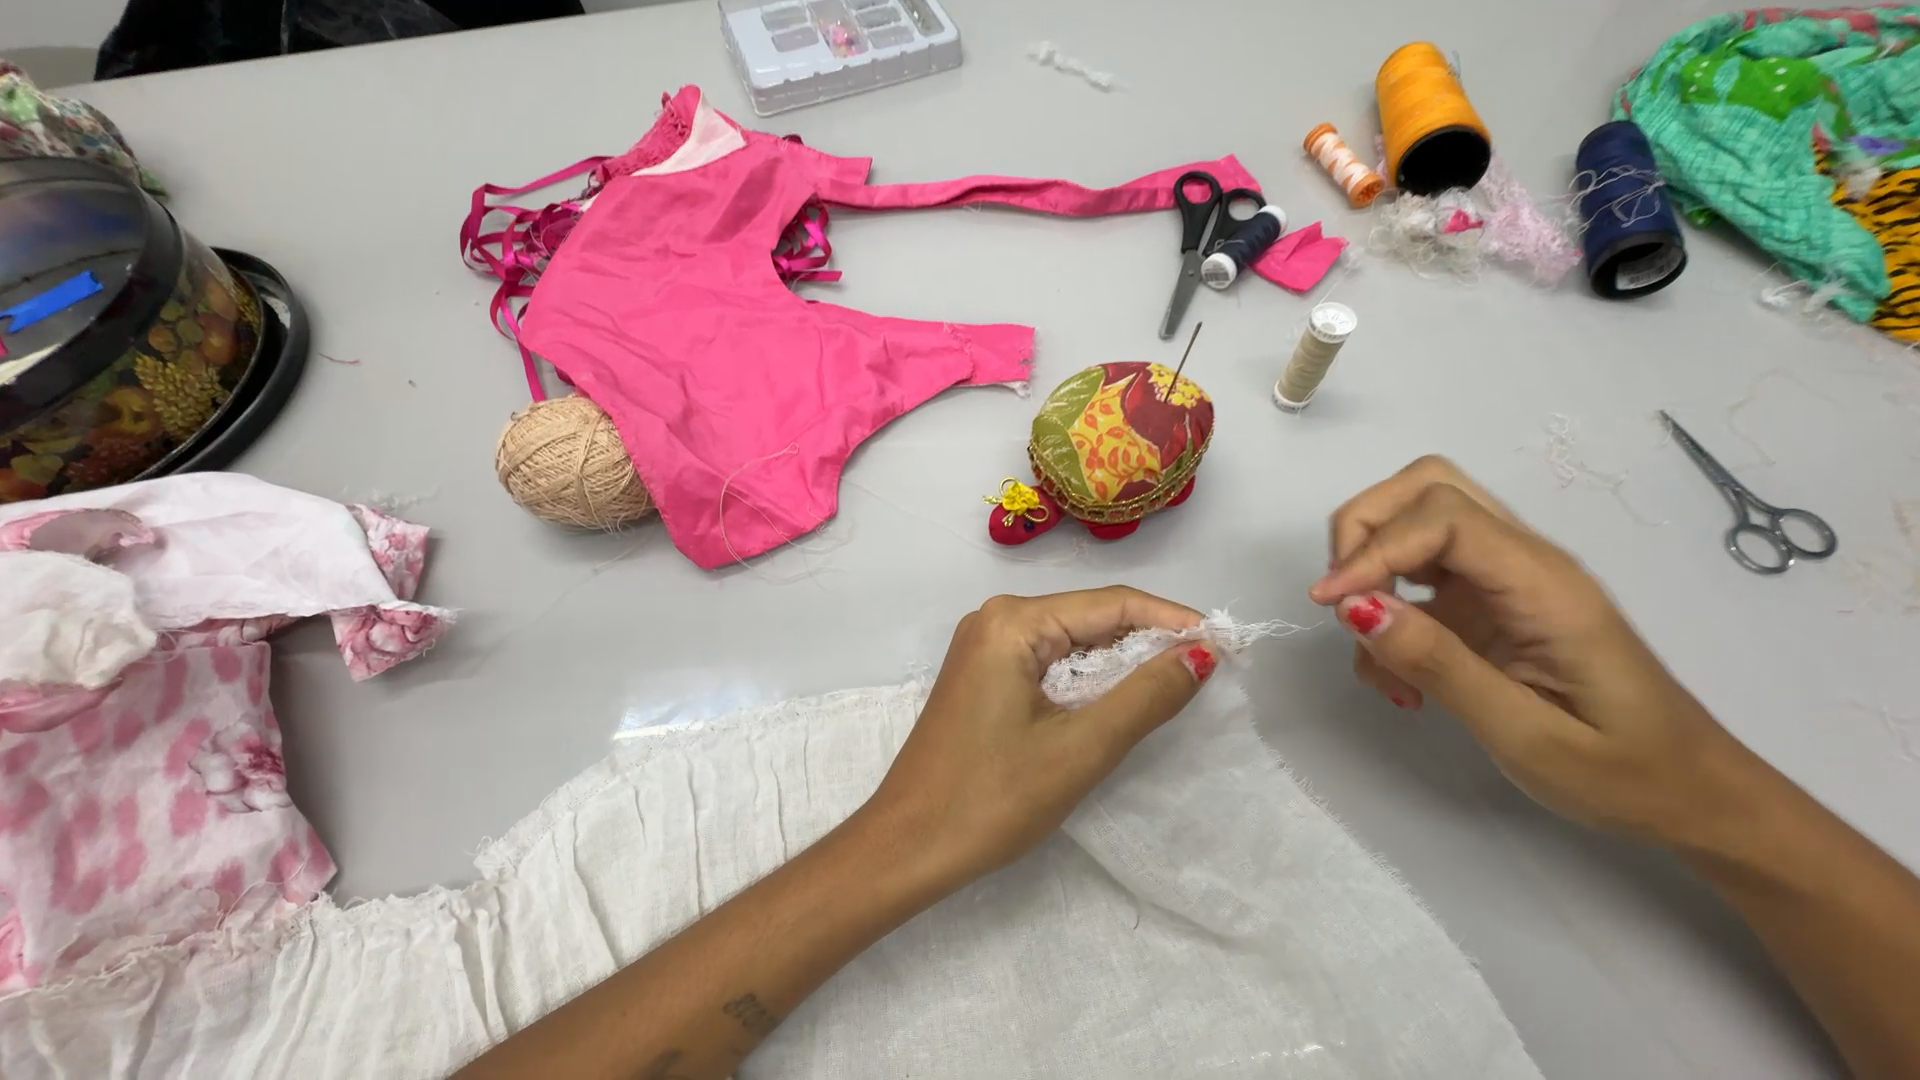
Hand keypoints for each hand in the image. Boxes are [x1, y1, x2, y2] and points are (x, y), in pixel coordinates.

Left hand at [863, 588, 1216, 891]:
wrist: (907, 848)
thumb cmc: (992, 798)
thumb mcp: (1081, 747)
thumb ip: (1146, 696)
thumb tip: (1202, 653)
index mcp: (1013, 621)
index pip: (1112, 603)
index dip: (1174, 621)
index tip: (1229, 643)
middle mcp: (995, 620)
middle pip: (1091, 617)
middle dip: (1150, 641)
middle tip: (1211, 668)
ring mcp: (985, 648)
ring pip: (1072, 642)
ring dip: (1122, 663)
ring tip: (1178, 684)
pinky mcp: (983, 677)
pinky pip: (1049, 663)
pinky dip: (1089, 680)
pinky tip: (1121, 700)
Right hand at [1308, 456, 1764, 849]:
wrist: (1690, 796)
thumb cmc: (1622, 773)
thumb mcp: (1525, 735)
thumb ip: (1439, 665)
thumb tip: (1354, 607)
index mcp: (1545, 585)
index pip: (1442, 517)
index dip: (1374, 548)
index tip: (1330, 605)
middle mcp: (1524, 561)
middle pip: (1427, 487)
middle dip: (1364, 530)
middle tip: (1343, 602)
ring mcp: (1503, 578)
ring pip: (1416, 518)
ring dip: (1370, 564)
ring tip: (1371, 645)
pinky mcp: (1486, 603)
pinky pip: (1417, 574)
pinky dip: (1383, 605)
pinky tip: (1395, 673)